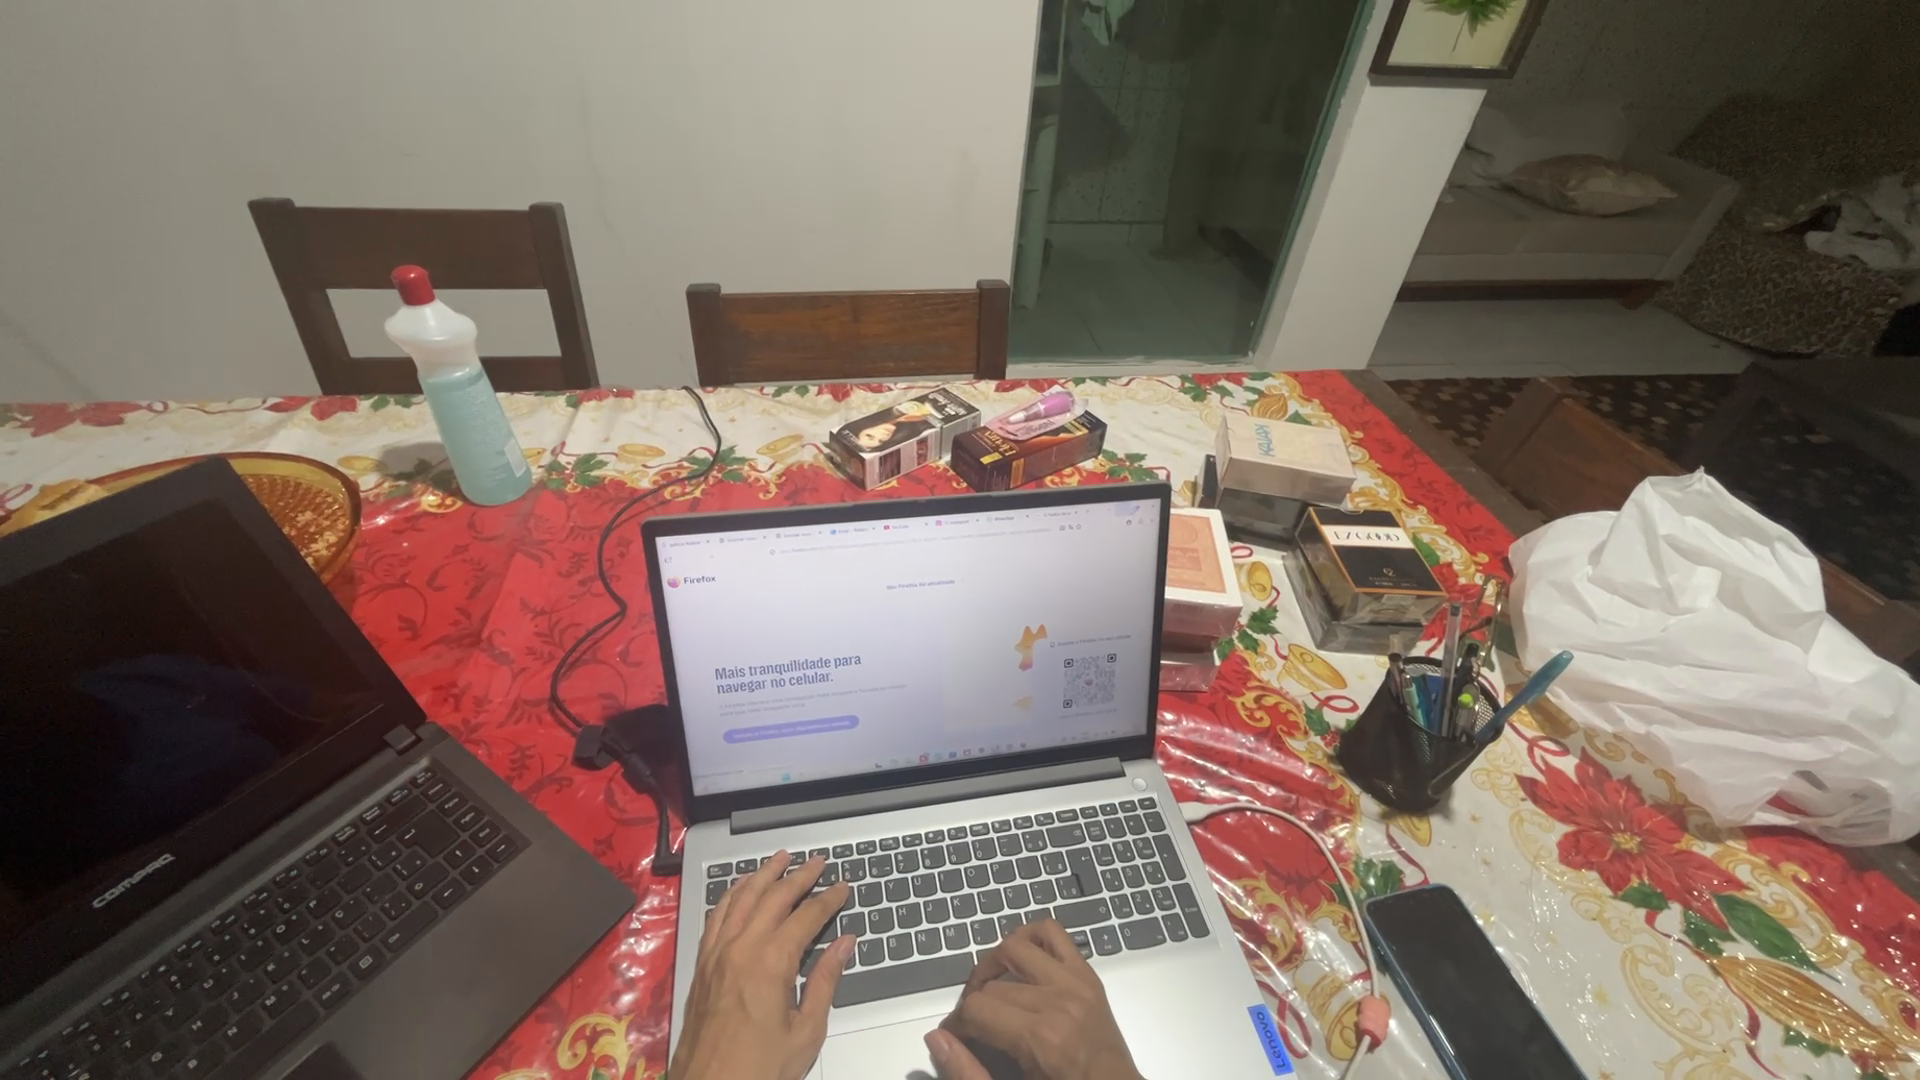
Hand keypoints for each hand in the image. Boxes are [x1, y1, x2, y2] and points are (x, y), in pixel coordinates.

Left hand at [669, 851, 852, 1079]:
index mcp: (772, 962)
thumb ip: (825, 981)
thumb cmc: (760, 1071)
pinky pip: (717, 914)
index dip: (829, 899)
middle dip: (800, 876)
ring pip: (742, 897)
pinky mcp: (702, 963)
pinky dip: (733, 893)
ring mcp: (718, 952)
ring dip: (764, 873)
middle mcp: (742, 947)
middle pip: (775, 896)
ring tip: (782, 857)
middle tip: (819, 862)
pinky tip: (743, 886)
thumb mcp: (806, 1032)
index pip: (807, 916)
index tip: (844, 887)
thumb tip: (846, 942)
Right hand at [927, 921, 1144, 1079]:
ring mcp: (1078, 982)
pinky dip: (1031, 937)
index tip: (955, 1038)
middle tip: (972, 1025)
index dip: (957, 1024)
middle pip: (993, 982)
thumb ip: (970, 1072)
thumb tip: (936, 1037)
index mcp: (1042, 1039)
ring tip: (991, 989)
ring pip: (1016, 946)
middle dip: (973, 1003)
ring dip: (995, 964)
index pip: (978, 1008)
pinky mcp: (1088, 974)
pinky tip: (1021, 962)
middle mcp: (1060, 1001)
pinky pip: (1054, 933)